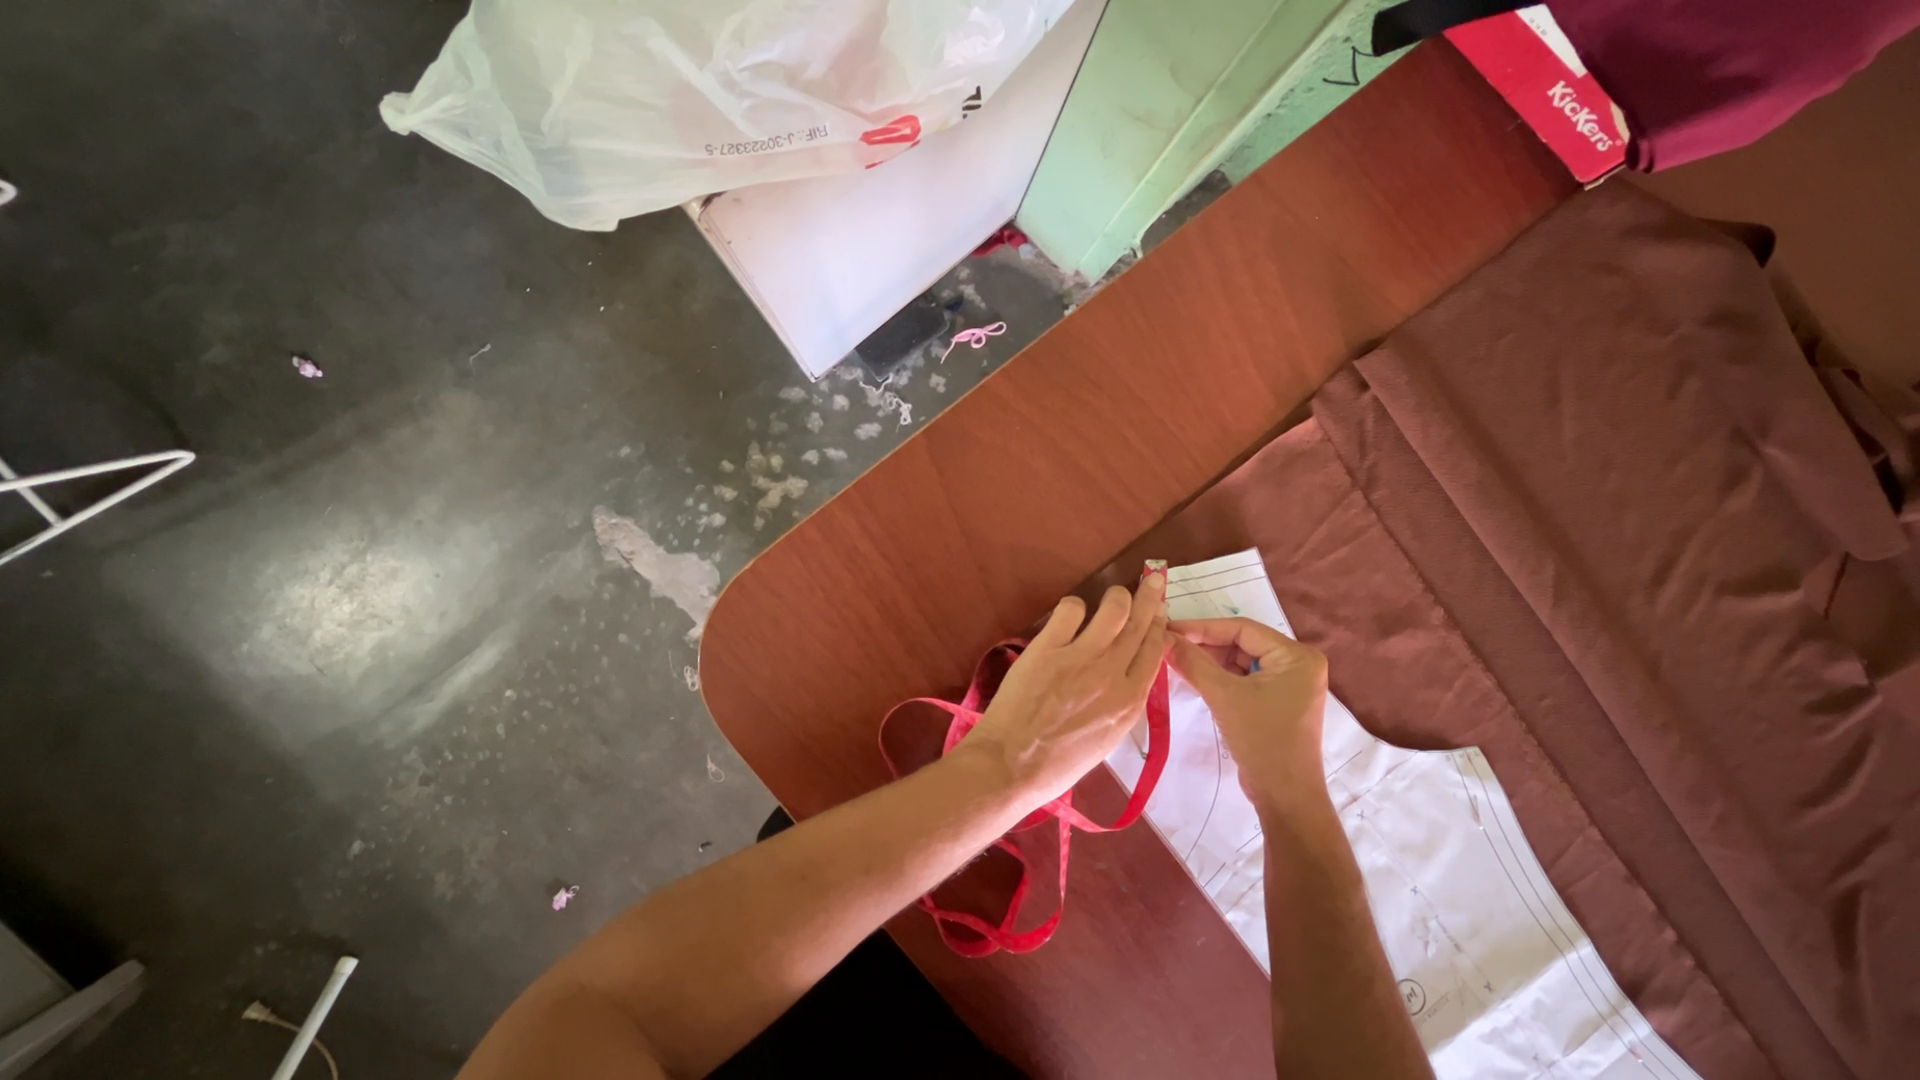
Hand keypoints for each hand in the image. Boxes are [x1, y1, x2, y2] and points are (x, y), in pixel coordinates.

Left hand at [960, 573, 1169, 807]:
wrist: (1012, 765)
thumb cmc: (1057, 764)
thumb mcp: (1106, 739)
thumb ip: (1120, 704)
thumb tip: (1125, 675)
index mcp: (1130, 702)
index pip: (1153, 652)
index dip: (1158, 627)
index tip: (1160, 612)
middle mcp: (1113, 674)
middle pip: (1139, 625)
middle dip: (1149, 598)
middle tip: (1153, 579)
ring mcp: (1081, 658)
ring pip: (1113, 609)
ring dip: (1117, 596)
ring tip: (1115, 594)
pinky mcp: (1047, 648)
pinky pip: (1070, 610)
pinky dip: (1074, 606)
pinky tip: (1070, 612)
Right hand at [1166, 618, 1329, 817]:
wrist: (1285, 796)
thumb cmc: (1261, 740)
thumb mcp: (1223, 696)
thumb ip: (1192, 662)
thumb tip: (1163, 637)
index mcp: (1296, 656)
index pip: (1242, 629)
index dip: (1202, 627)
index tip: (1168, 628)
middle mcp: (1297, 664)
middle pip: (1241, 644)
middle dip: (1204, 645)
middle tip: (1168, 645)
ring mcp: (1288, 684)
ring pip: (1240, 662)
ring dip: (1209, 662)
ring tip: (1174, 659)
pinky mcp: (1277, 702)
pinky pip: (1243, 680)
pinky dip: (1219, 678)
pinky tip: (1192, 677)